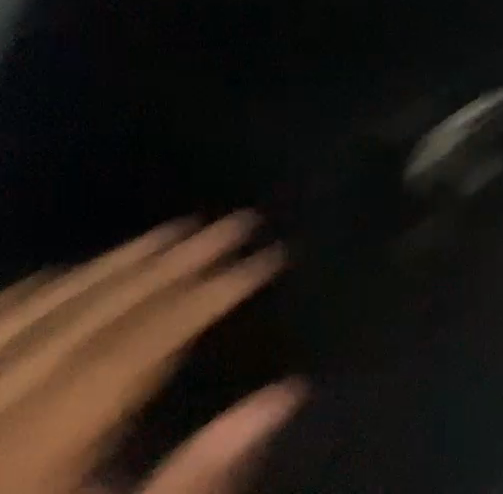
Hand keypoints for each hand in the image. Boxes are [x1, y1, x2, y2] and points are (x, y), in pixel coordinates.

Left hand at [0, 214, 301, 493]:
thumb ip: (197, 475)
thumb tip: (284, 396)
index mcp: (40, 448)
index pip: (133, 350)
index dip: (202, 298)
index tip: (263, 258)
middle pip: (82, 327)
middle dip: (164, 269)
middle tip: (229, 225)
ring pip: (24, 323)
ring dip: (101, 273)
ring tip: (164, 234)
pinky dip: (20, 298)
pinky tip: (58, 275)